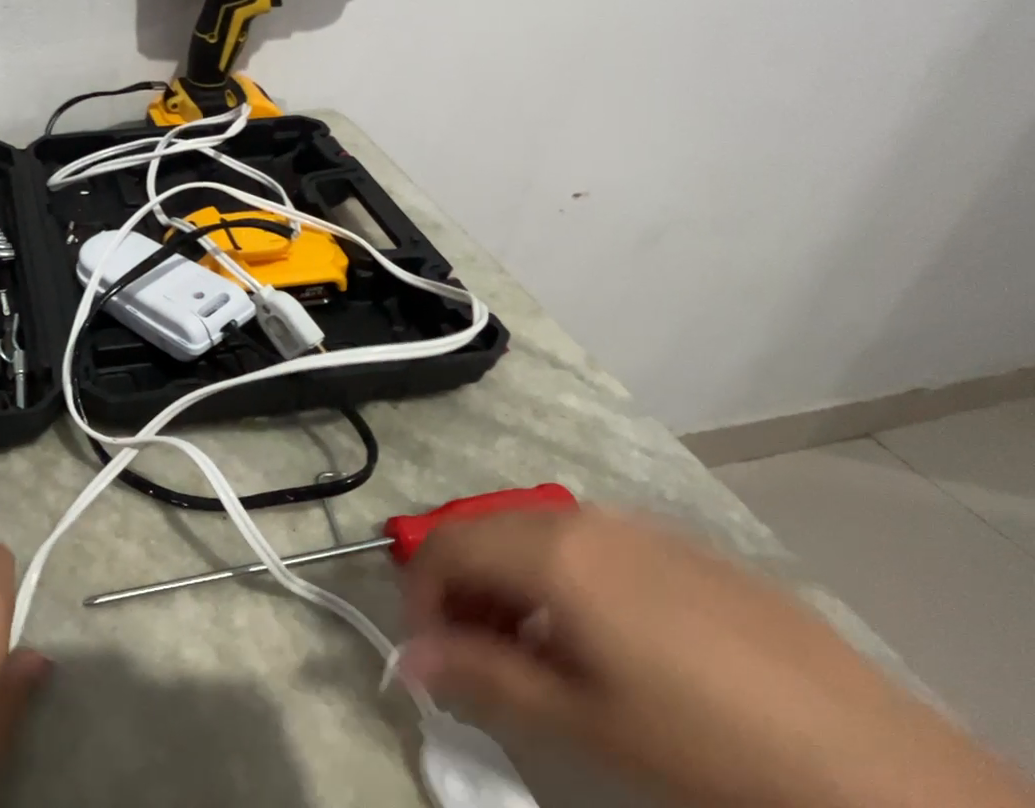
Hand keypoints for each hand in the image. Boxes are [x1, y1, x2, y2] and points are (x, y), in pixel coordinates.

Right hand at [399, 508, 1034, 807]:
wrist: (864, 756)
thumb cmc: (697, 736)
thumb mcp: (574, 716)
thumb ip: (478, 674)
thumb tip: (410, 658)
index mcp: (552, 550)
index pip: (445, 545)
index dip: (418, 594)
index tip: (429, 649)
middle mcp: (589, 518)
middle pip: (486, 529)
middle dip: (462, 586)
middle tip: (474, 651)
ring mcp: (642, 526)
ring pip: (538, 532)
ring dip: (510, 579)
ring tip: (534, 646)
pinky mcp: (685, 546)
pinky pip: (593, 541)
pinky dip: (562, 574)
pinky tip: (598, 634)